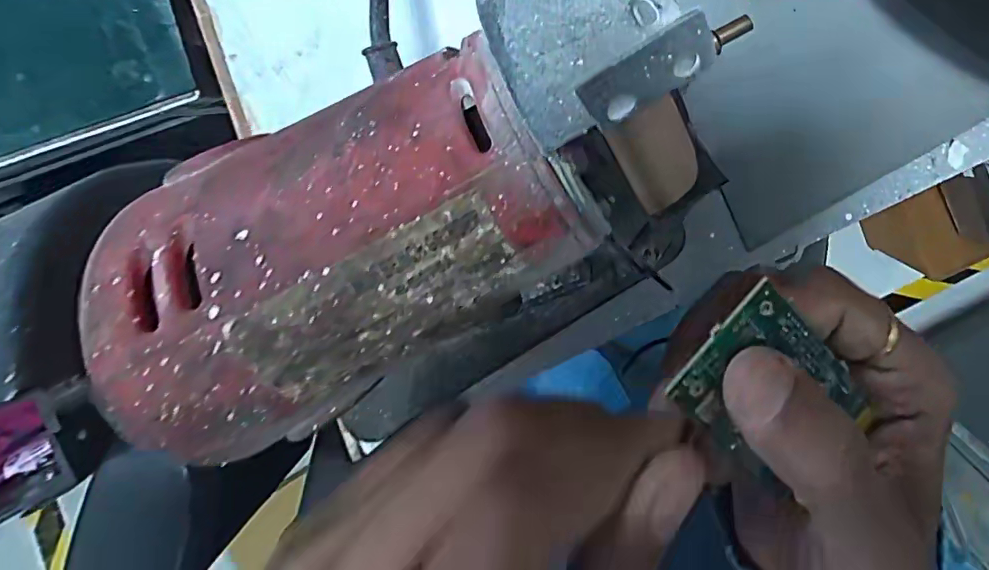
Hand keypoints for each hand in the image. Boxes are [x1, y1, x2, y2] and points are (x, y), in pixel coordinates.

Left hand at [273, 398, 704, 569]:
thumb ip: (624, 567)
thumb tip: (680, 461)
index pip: (510, 488)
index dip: (607, 447)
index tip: (671, 443)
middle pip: (482, 444)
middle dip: (580, 435)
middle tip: (632, 463)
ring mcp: (314, 552)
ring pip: (448, 431)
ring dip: (534, 436)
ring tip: (578, 477)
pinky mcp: (308, 537)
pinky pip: (410, 449)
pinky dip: (477, 446)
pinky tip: (507, 482)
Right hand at [664, 268, 955, 569]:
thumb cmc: (870, 566)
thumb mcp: (861, 521)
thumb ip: (820, 450)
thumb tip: (749, 364)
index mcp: (897, 366)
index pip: (834, 300)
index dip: (777, 306)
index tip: (722, 343)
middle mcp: (848, 351)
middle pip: (775, 299)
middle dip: (721, 329)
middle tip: (679, 378)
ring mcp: (800, 366)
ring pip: (737, 319)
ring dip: (697, 355)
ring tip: (672, 407)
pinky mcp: (760, 391)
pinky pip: (715, 359)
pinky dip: (689, 383)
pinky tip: (677, 425)